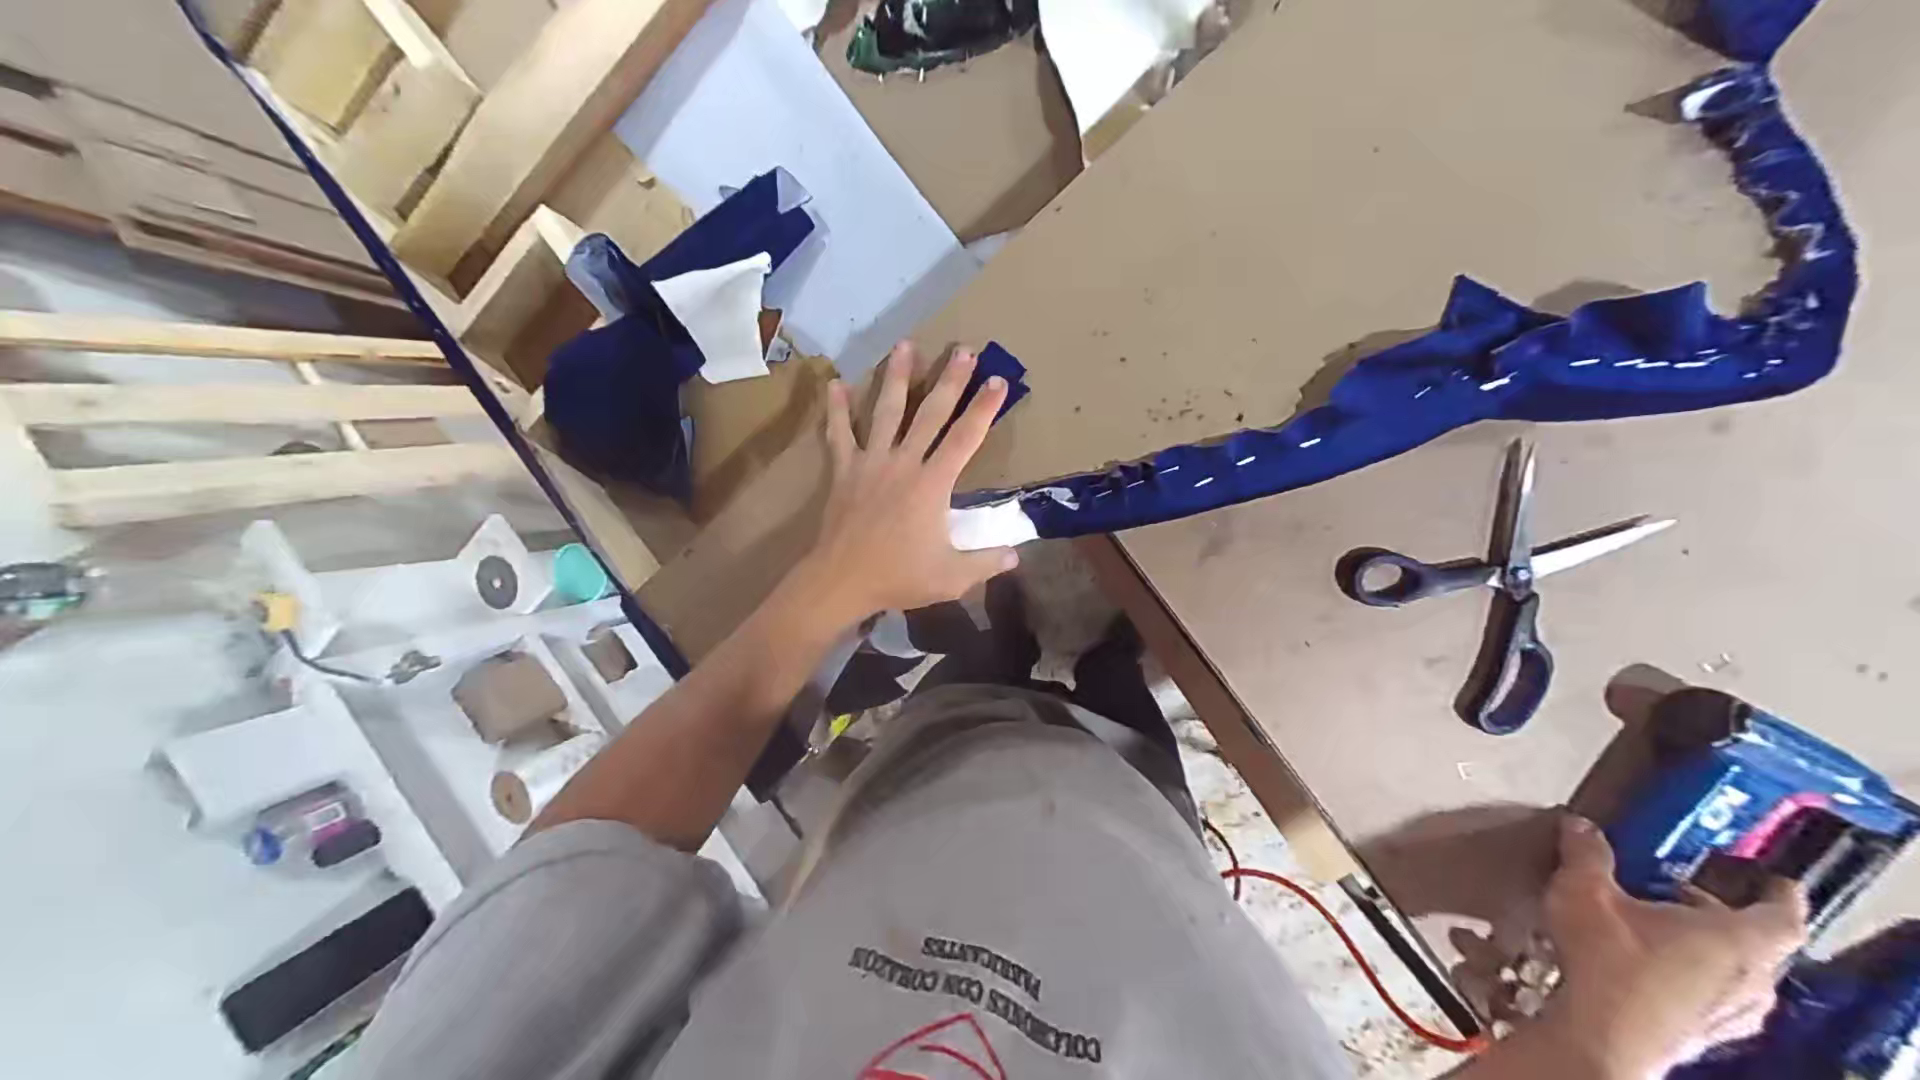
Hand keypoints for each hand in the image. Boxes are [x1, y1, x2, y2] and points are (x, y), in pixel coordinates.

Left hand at [793, 342, 1017, 624]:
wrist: (841, 581)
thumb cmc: (898, 577)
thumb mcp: (951, 578)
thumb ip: (985, 563)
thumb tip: (1016, 555)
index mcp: (932, 484)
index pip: (965, 438)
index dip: (984, 409)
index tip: (998, 381)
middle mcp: (903, 463)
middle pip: (930, 413)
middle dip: (950, 380)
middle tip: (964, 350)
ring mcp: (870, 462)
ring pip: (885, 411)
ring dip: (896, 377)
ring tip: (904, 345)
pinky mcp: (844, 470)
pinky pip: (839, 434)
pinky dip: (837, 409)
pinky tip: (835, 383)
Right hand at [1536, 815, 1806, 1077]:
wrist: (1604, 1033)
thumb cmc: (1607, 956)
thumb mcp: (1583, 889)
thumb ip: (1586, 854)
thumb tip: (1582, 825)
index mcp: (1735, 939)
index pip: (1781, 916)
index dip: (1781, 897)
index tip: (1778, 882)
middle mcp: (1752, 980)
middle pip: (1757, 945)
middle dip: (1722, 916)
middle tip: (1682, 895)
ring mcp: (1734, 1014)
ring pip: (1740, 975)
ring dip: (1710, 950)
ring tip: (1662, 930)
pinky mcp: (1709, 1035)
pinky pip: (1718, 998)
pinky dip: (1696, 977)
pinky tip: (1655, 969)